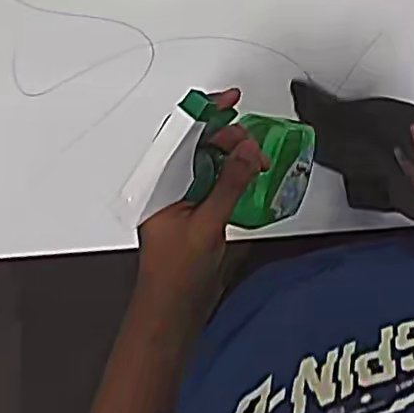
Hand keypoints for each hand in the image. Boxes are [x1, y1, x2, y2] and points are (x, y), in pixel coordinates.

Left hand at [135, 89, 268, 321]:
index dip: (207, 112)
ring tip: (255, 162)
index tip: (231, 99)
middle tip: (252, 148)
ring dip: (235, 153)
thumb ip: (230, 184)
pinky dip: (234, 169)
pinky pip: (216, 174)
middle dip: (229, 136)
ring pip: (209, 156)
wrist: (170, 313)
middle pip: (198, 142)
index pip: (182, 134)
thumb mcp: (207, 225)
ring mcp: (181, 194)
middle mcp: (168, 184)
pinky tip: (248, 174)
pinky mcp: (195, 205)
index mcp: (159, 184)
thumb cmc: (175, 276)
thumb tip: (247, 150)